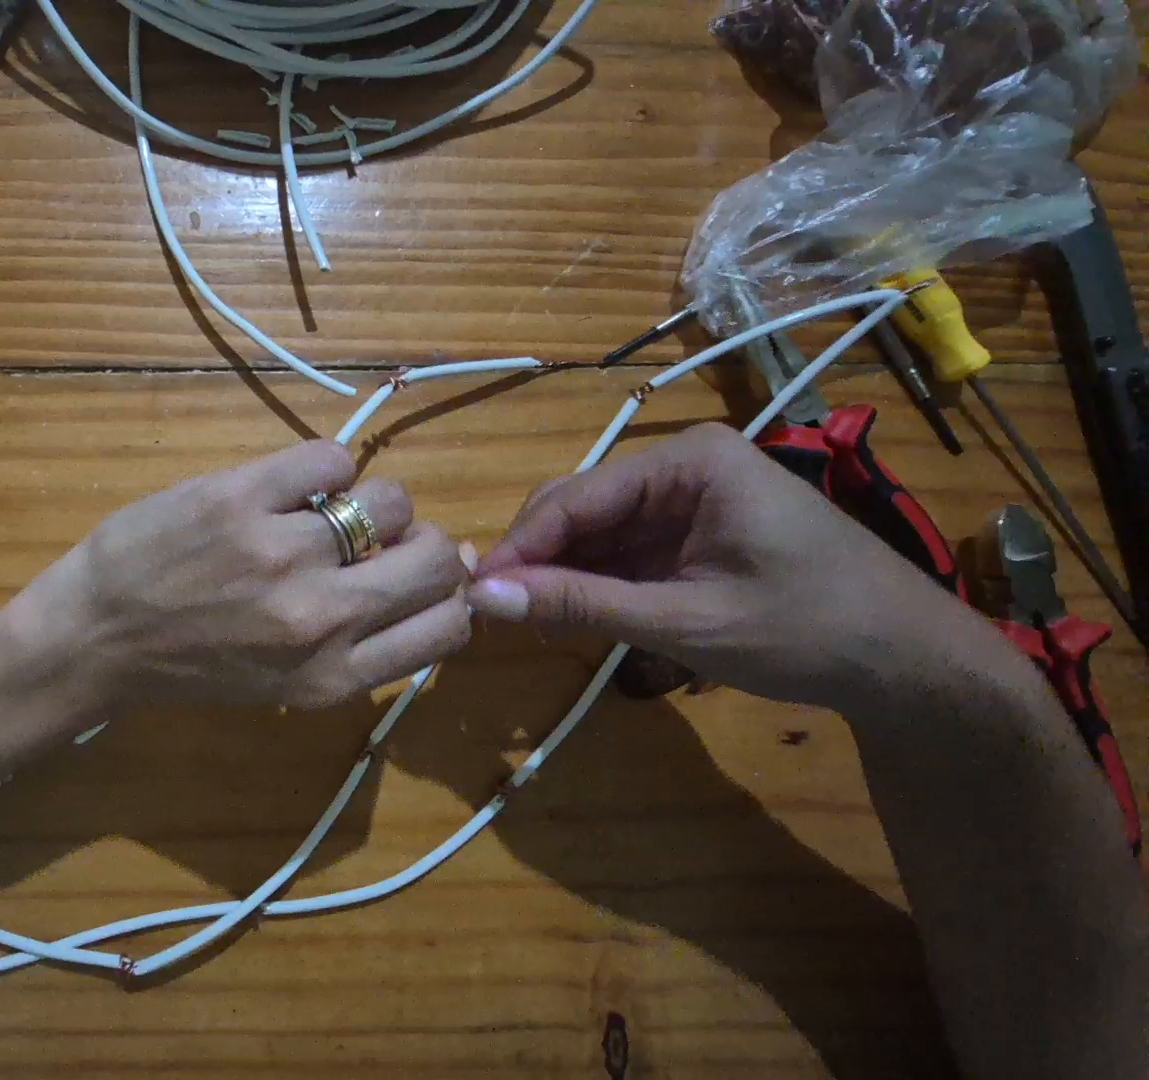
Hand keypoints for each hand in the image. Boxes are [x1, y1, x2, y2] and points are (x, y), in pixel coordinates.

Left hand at [13, 441, 469, 713]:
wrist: (95, 639)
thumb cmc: (187, 666)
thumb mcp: (283, 684)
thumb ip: (358, 644)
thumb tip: (435, 579)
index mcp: (334, 676)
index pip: (448, 628)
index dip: (449, 595)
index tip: (422, 577)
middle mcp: (322, 619)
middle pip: (437, 560)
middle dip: (424, 543)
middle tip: (381, 539)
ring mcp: (282, 554)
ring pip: (390, 502)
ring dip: (371, 503)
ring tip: (326, 511)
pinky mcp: (241, 498)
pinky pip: (331, 459)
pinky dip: (327, 467)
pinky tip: (293, 486)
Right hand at [467, 423, 982, 713]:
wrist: (912, 668)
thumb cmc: (810, 631)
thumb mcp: (685, 621)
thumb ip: (580, 604)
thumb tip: (481, 598)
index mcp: (688, 463)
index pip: (574, 498)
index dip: (519, 547)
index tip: (473, 594)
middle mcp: (679, 468)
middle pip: (576, 509)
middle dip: (536, 561)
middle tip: (497, 615)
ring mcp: (682, 502)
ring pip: (589, 534)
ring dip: (558, 577)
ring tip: (528, 624)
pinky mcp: (685, 535)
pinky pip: (615, 553)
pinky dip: (589, 586)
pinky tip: (568, 617)